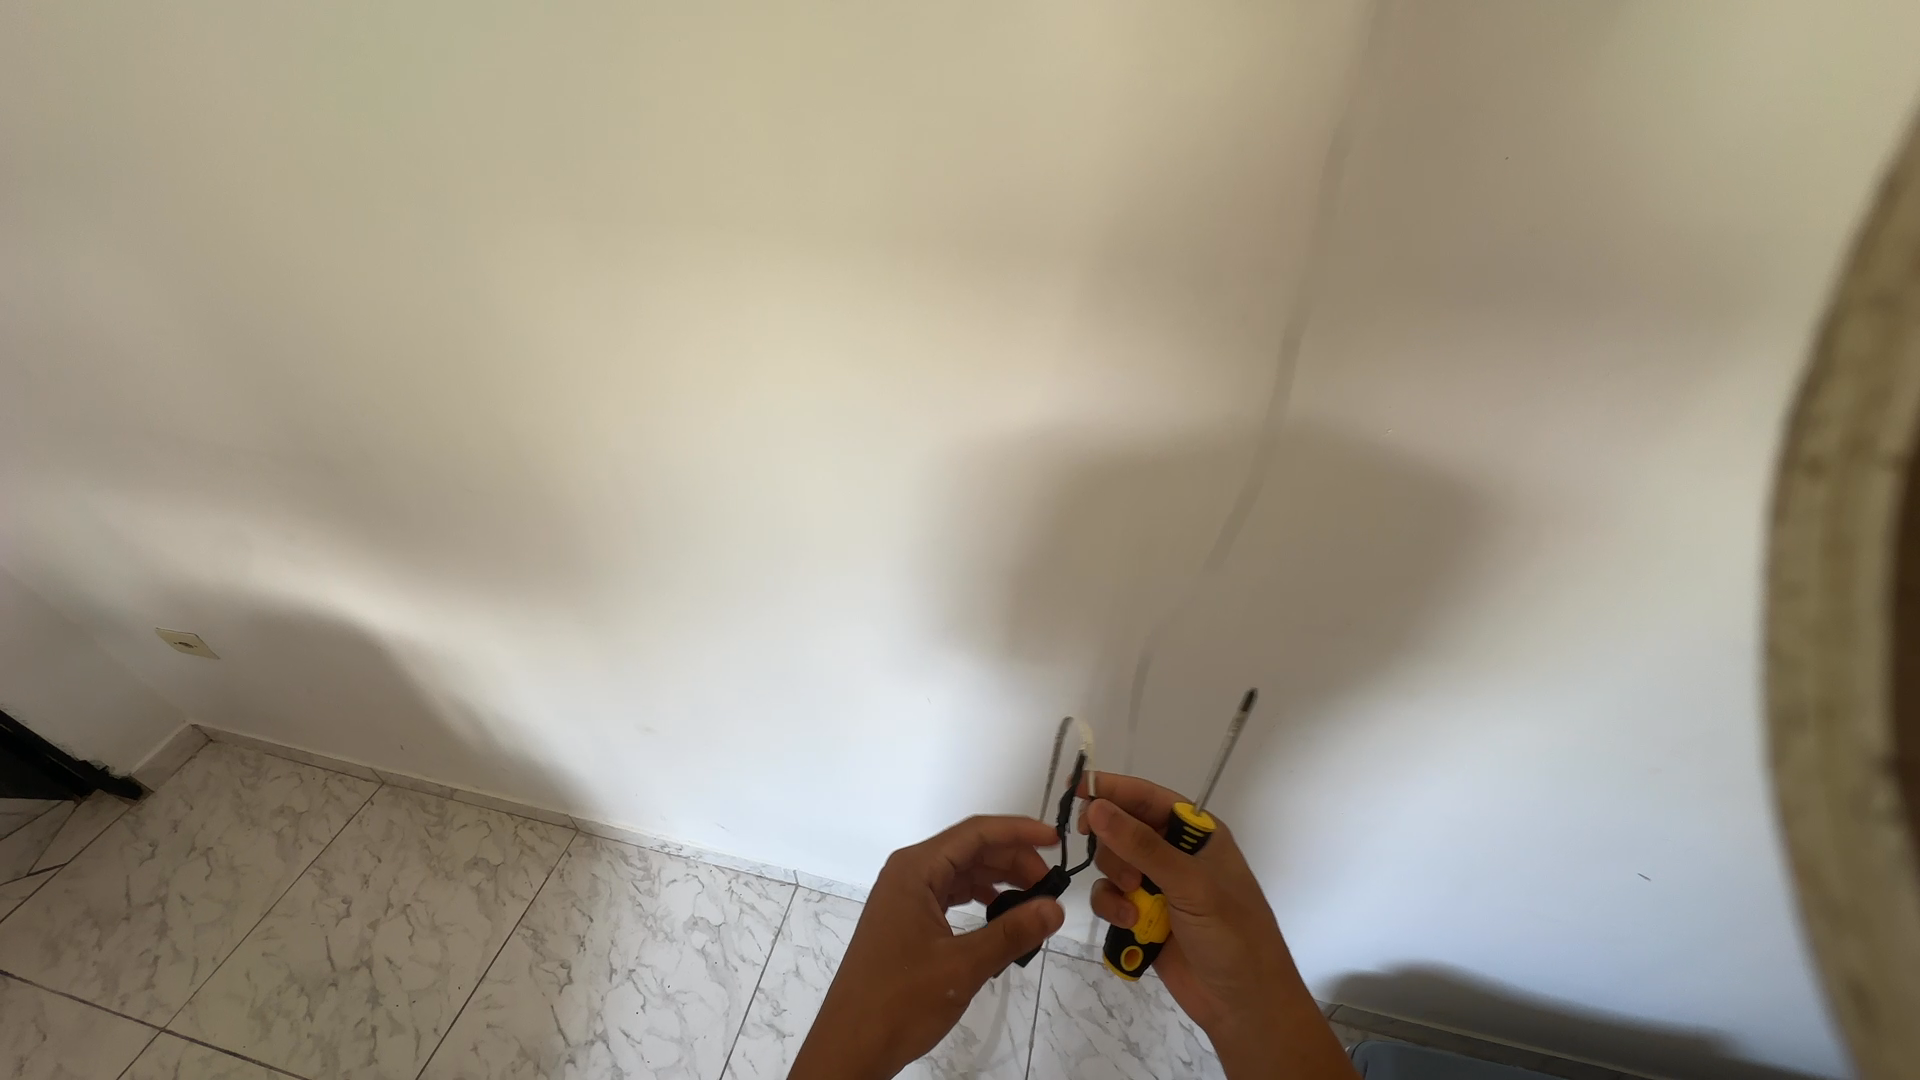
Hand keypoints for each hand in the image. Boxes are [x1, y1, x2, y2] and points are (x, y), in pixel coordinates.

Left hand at [790, 815, 1066, 1079]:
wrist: (849, 1047)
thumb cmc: (901, 1000)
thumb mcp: (963, 966)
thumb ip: (1012, 933)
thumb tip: (1055, 908)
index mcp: (916, 868)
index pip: (975, 832)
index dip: (1018, 832)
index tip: (1056, 841)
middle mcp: (909, 872)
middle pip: (969, 850)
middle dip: (1012, 860)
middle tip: (1050, 886)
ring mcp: (905, 895)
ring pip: (961, 871)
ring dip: (997, 880)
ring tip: (1033, 900)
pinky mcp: (906, 918)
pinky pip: (949, 894)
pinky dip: (979, 898)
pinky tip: (1000, 914)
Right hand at [1080, 772, 1354, 1079]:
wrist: (1245, 1008)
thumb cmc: (1231, 936)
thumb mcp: (1190, 885)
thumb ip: (1141, 845)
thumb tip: (1095, 807)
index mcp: (1197, 833)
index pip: (1147, 796)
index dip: (1112, 788)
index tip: (1077, 787)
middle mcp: (1175, 852)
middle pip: (1122, 827)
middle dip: (1113, 844)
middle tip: (1108, 857)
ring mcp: (1158, 885)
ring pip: (1112, 862)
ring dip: (1115, 878)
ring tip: (1133, 900)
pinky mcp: (1143, 915)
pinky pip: (1111, 896)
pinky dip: (1113, 907)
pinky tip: (1129, 922)